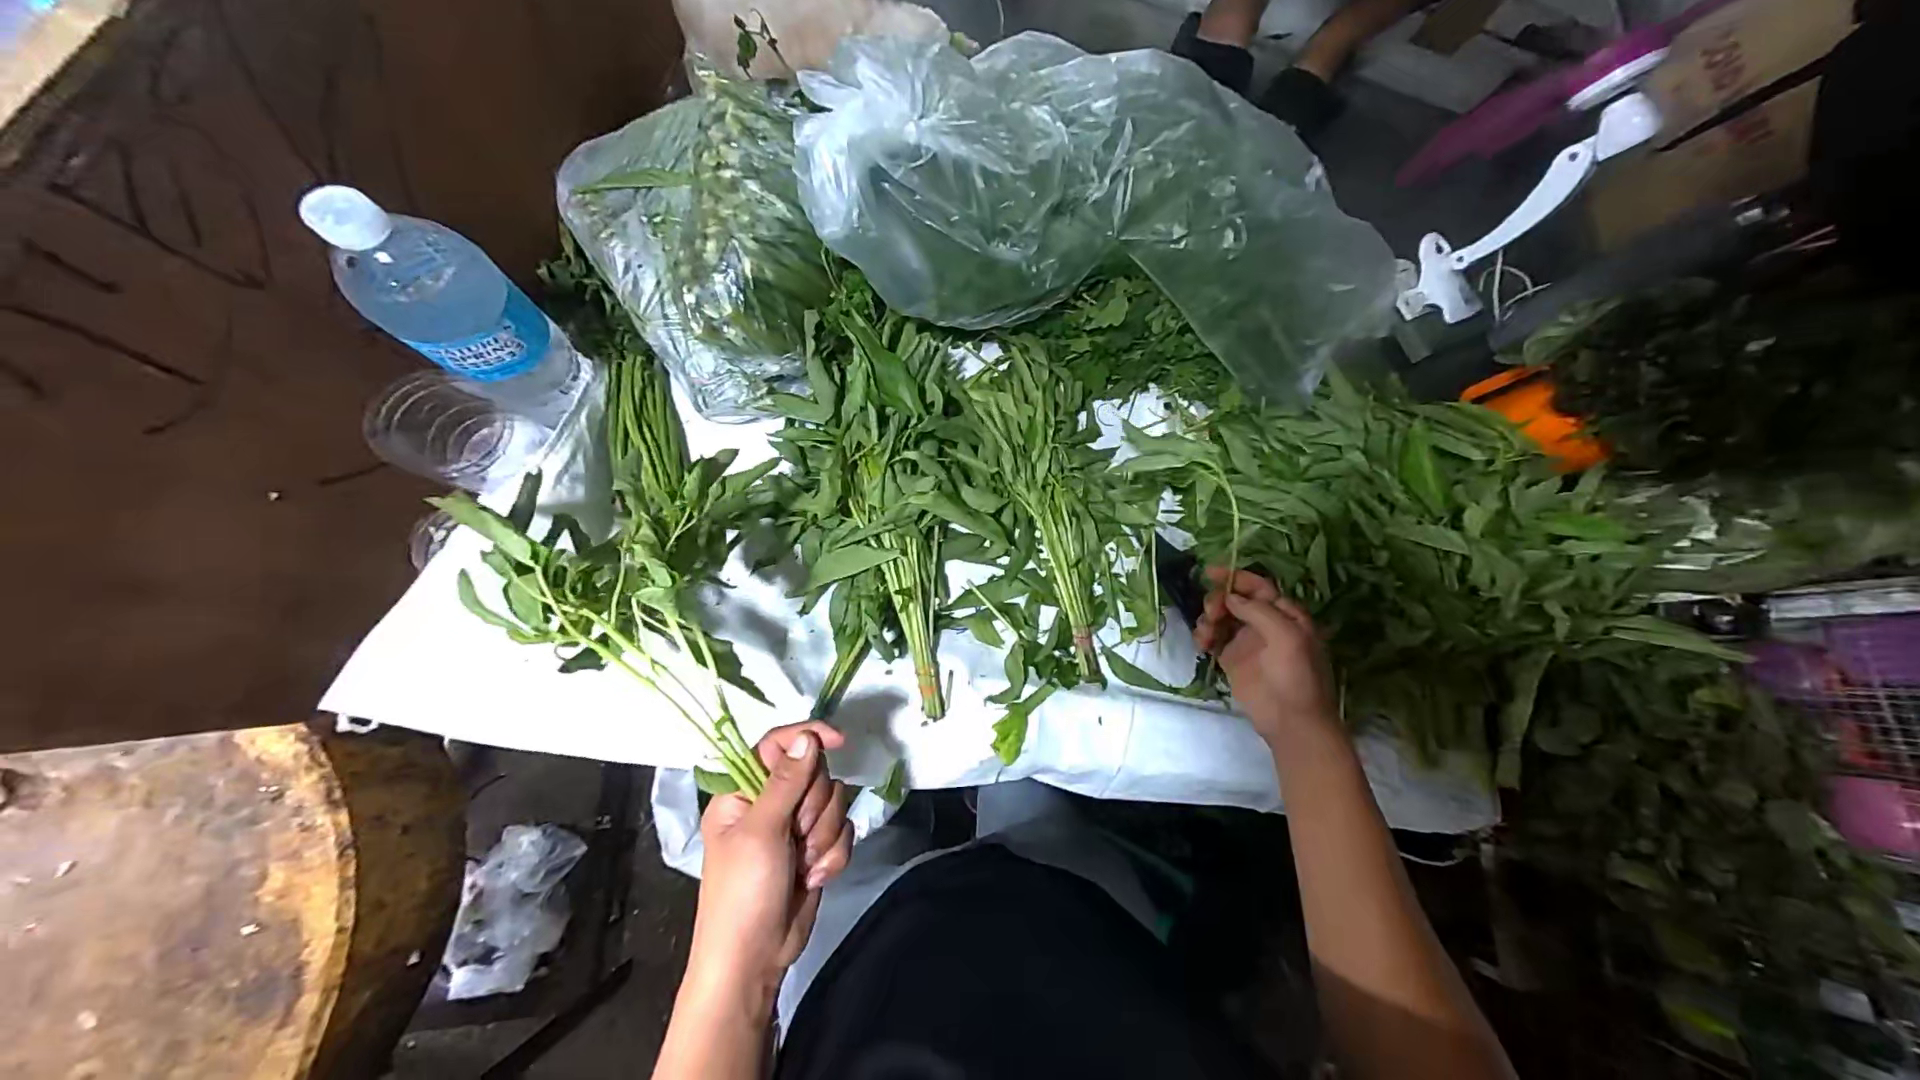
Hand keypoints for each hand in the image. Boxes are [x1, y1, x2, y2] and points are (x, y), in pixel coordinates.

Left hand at [686, 722, 852, 995]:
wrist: (754, 962)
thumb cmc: (742, 893)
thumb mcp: (760, 832)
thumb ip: (786, 782)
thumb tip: (807, 737)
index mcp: (743, 792)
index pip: (778, 745)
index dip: (808, 737)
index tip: (839, 740)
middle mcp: (770, 802)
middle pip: (816, 772)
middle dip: (814, 807)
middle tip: (795, 836)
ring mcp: (794, 827)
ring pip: (834, 802)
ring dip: (824, 835)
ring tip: (802, 864)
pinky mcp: (816, 848)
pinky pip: (843, 831)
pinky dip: (833, 854)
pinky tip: (814, 877)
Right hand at [1193, 567, 1340, 751]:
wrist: (1291, 721)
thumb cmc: (1297, 676)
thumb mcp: (1287, 637)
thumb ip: (1259, 611)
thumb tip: (1230, 596)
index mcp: (1284, 614)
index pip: (1258, 587)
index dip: (1235, 577)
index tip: (1210, 572)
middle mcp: (1264, 623)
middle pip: (1234, 599)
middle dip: (1218, 600)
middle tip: (1213, 614)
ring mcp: (1246, 641)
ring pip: (1220, 617)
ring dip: (1208, 619)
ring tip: (1206, 635)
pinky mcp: (1231, 659)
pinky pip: (1212, 637)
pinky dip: (1203, 635)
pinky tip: (1202, 644)